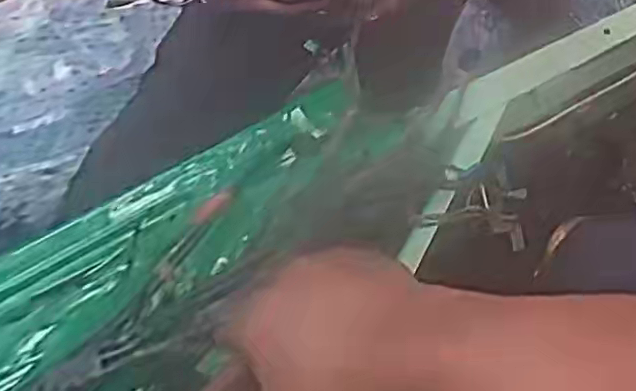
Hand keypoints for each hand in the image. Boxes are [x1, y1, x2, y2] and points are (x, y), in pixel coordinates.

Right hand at [207, 249, 432, 390]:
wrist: (414, 345)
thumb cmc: (340, 380)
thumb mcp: (280, 389)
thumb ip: (255, 379)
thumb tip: (261, 376)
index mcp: (257, 309)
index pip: (222, 331)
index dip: (230, 364)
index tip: (238, 379)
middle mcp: (293, 271)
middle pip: (262, 303)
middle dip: (265, 336)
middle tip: (273, 370)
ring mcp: (334, 259)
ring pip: (303, 287)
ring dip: (300, 314)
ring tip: (313, 352)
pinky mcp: (370, 257)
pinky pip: (339, 280)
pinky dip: (335, 300)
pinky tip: (347, 329)